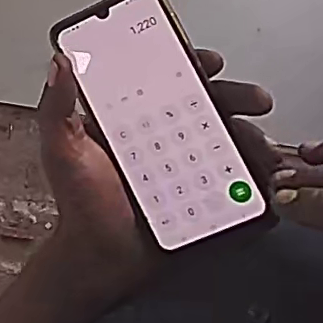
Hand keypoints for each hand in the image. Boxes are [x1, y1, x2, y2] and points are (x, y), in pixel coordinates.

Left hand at [34, 48, 271, 307]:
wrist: (98, 261)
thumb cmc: (79, 204)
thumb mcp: (62, 150)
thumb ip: (58, 108)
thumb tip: (60, 63)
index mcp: (133, 117)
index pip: (166, 78)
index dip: (190, 63)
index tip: (210, 61)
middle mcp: (163, 134)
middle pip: (206, 103)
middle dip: (236, 96)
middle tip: (256, 100)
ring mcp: (185, 164)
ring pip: (225, 138)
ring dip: (249, 136)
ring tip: (263, 145)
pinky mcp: (200, 194)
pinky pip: (232, 178)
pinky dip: (253, 174)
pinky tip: (264, 176)